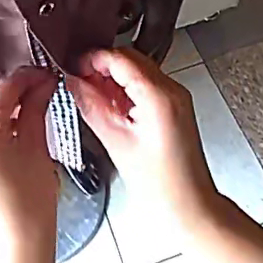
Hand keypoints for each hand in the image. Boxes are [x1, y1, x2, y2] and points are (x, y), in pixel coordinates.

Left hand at [0, 67, 58, 262]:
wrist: (16, 253)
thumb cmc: (30, 211)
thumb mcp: (38, 150)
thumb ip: (36, 110)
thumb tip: (43, 86)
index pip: (4, 89)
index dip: (28, 77)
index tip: (47, 75)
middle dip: (16, 89)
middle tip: (45, 87)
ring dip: (7, 105)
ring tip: (35, 105)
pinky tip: (19, 127)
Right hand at [72, 48, 221, 228]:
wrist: (188, 204)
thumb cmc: (160, 183)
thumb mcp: (115, 141)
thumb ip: (90, 105)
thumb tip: (74, 83)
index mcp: (158, 96)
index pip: (120, 58)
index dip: (94, 58)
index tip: (76, 66)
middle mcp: (172, 90)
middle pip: (130, 58)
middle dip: (103, 66)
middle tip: (81, 80)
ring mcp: (176, 97)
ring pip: (138, 68)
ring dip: (114, 77)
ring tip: (95, 96)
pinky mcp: (175, 106)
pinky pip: (147, 83)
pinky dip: (127, 88)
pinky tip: (114, 107)